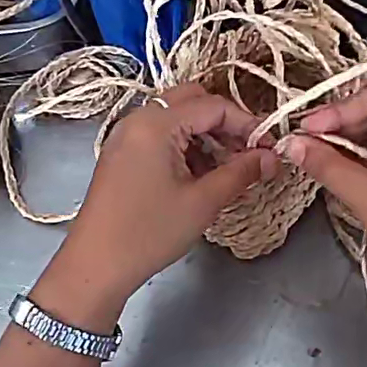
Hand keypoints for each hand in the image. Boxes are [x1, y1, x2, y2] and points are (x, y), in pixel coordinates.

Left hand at [31, 84, 277, 329]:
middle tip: (247, 152)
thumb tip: (271, 157)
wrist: (95, 265)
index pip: (214, 106)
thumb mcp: (203, 202)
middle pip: (193, 101)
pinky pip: (160, 134)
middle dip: (225, 123)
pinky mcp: (121, 153)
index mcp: (156, 124)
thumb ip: (241, 172)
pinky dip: (185, 145)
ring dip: (206, 134)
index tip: (268, 148)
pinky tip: (199, 175)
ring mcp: (126, 135)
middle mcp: (138, 119)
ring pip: (177, 116)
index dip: (247, 124)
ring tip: (227, 168)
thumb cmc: (149, 233)